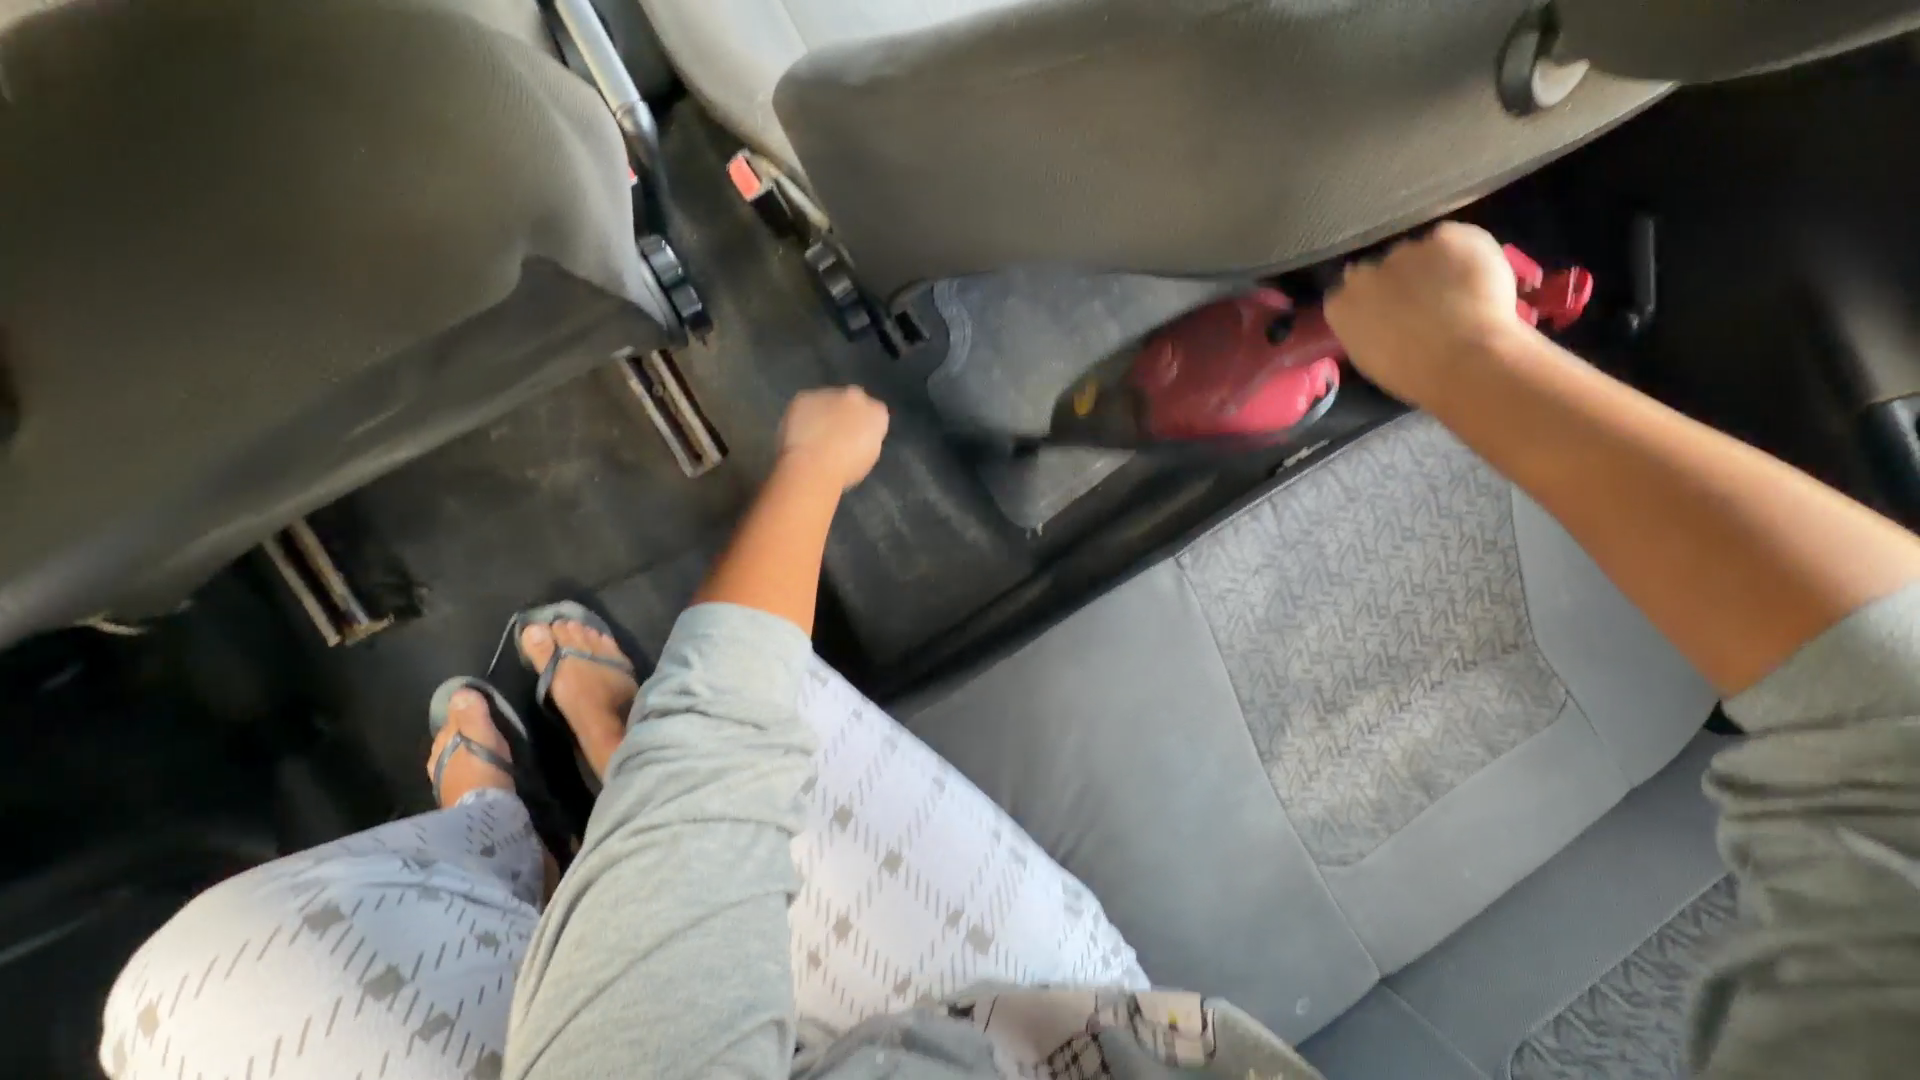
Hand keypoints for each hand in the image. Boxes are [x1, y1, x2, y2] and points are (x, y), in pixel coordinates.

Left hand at [778, 386, 889, 490]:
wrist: (812, 466)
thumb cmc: (846, 470)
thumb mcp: (869, 456)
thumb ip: (866, 437)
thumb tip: (857, 435)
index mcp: (877, 414)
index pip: (875, 414)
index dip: (863, 426)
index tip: (856, 439)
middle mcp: (856, 396)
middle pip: (852, 401)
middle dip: (845, 413)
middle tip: (835, 434)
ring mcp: (829, 393)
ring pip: (827, 400)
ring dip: (824, 412)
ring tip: (814, 435)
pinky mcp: (804, 396)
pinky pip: (806, 404)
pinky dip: (803, 415)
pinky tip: (799, 432)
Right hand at [1324, 223, 1532, 408]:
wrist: (1463, 360)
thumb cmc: (1413, 375)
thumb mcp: (1369, 356)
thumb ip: (1364, 326)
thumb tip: (1376, 314)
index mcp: (1341, 305)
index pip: (1349, 290)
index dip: (1374, 298)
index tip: (1391, 311)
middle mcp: (1365, 272)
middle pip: (1381, 267)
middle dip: (1400, 278)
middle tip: (1425, 302)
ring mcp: (1404, 251)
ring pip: (1419, 252)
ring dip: (1432, 265)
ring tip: (1457, 293)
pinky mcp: (1444, 237)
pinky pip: (1454, 239)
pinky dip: (1464, 254)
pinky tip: (1475, 279)